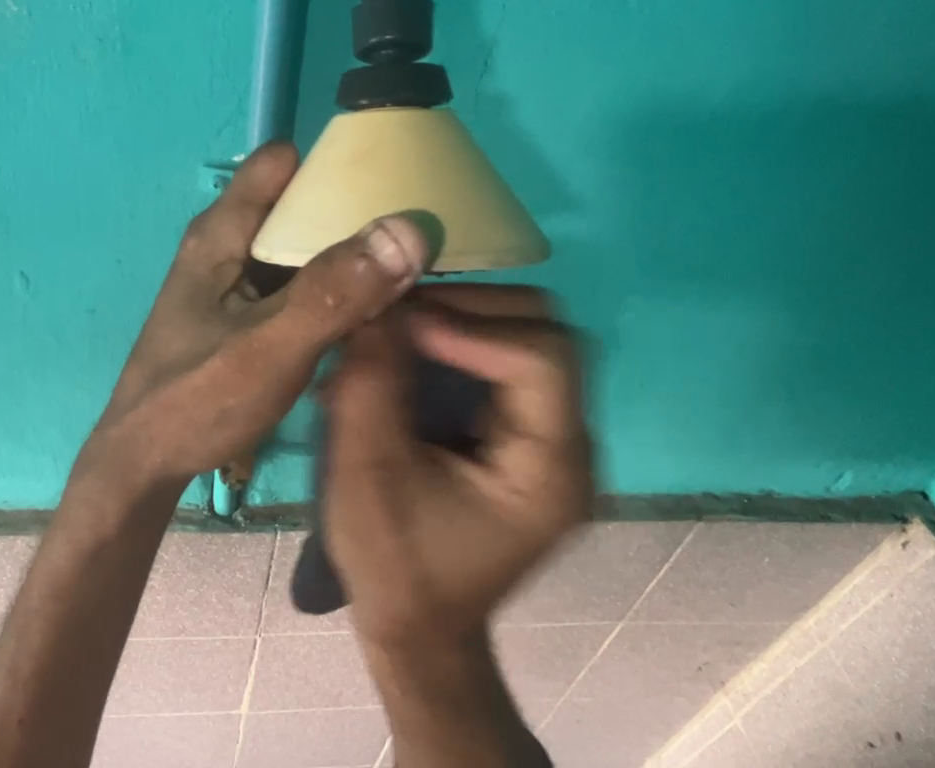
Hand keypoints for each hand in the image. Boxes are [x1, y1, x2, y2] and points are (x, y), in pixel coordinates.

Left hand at [82, 142, 435, 489]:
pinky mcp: (248, 317)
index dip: (335, 163)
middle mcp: (228, 246)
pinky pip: (301, 286)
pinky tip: (375, 314)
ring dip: (351, 256)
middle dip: (355, 213)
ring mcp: (238, 283)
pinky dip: (336, 290)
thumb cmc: (196, 401)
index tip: (396, 183)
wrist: (144, 466)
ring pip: (304, 248)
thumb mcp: (270, 346)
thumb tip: (409, 229)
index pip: (282, 162)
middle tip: (421, 237)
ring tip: (415, 272)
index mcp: (221, 233)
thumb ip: (335, 292)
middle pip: (300, 203)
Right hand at [321, 285, 593, 649]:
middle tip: (398, 312)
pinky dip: (455, 339)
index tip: (402, 321)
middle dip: (469, 308)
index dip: (472, 325)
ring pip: (526, 335)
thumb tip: (374, 304)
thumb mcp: (366, 474)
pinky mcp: (523, 434)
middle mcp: (568, 443)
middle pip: (546, 331)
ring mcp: (549, 436)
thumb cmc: (394, 564)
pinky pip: (503, 358)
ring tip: (396, 324)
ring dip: (460, 317)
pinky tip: (407, 347)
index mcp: (549, 467)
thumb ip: (371, 384)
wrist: (419, 629)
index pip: (542, 358)